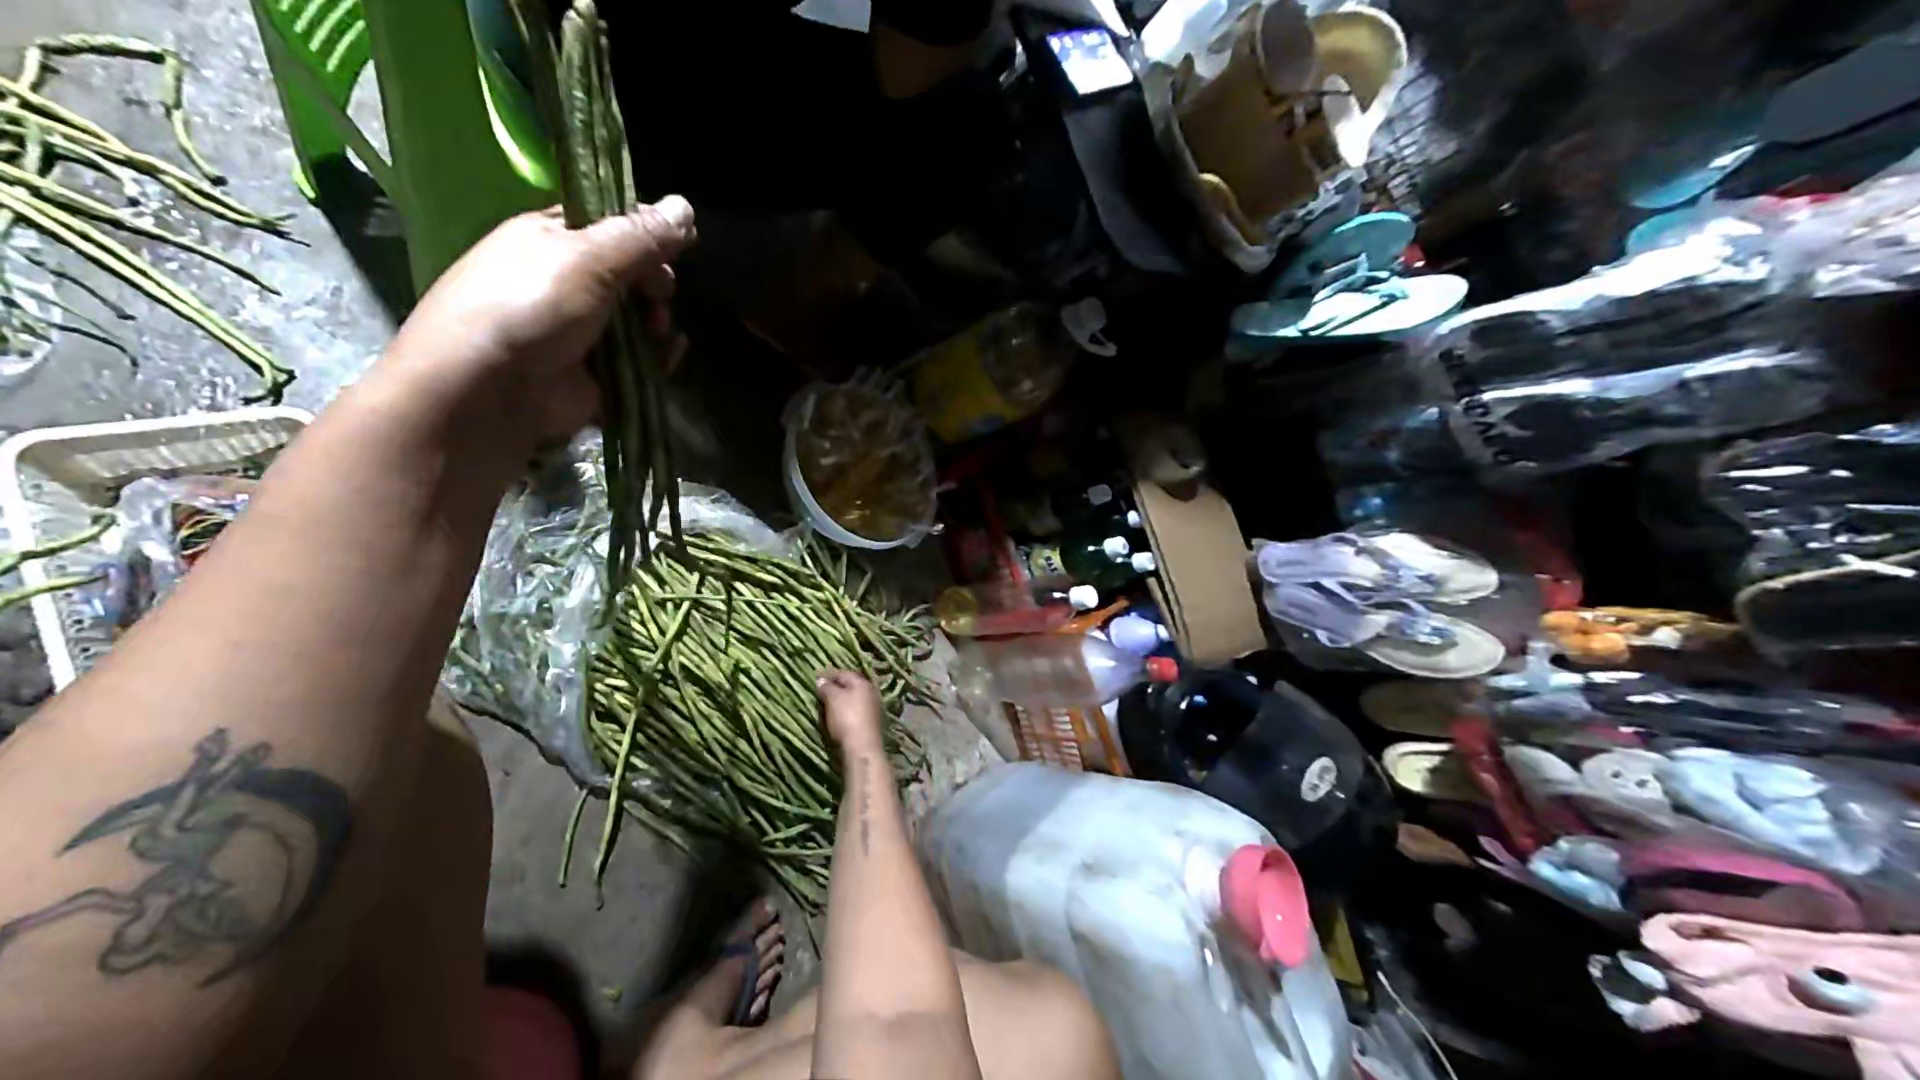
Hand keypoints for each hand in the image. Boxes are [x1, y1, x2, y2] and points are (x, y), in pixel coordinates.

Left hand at [369, 197, 696, 454]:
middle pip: (633, 275)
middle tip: (659, 295)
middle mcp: (569, 282)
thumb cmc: (532, 305)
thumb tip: (687, 205)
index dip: (646, 234)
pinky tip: (669, 356)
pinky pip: (641, 362)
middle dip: (656, 284)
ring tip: (658, 333)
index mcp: (554, 239)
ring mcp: (584, 331)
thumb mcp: (589, 257)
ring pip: (641, 320)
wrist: (490, 388)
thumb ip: (641, 235)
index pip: (612, 226)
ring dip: (660, 323)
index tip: (675, 245)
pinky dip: (660, 358)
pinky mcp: (598, 374)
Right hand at [816, 670, 884, 757]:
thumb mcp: (832, 698)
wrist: (861, 748)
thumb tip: (821, 680)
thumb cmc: (846, 718)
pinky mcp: (869, 722)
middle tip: (819, 693)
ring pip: (851, 700)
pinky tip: (835, 718)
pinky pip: (853, 712)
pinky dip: (844, 712)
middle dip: (834, 688)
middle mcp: (870, 692)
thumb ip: (826, 687)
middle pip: (849, 686)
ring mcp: (871, 708)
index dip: (828, 675)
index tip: (815, 680)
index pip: (843, 673)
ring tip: (824, 706)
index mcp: (862, 682)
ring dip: (839, 701)